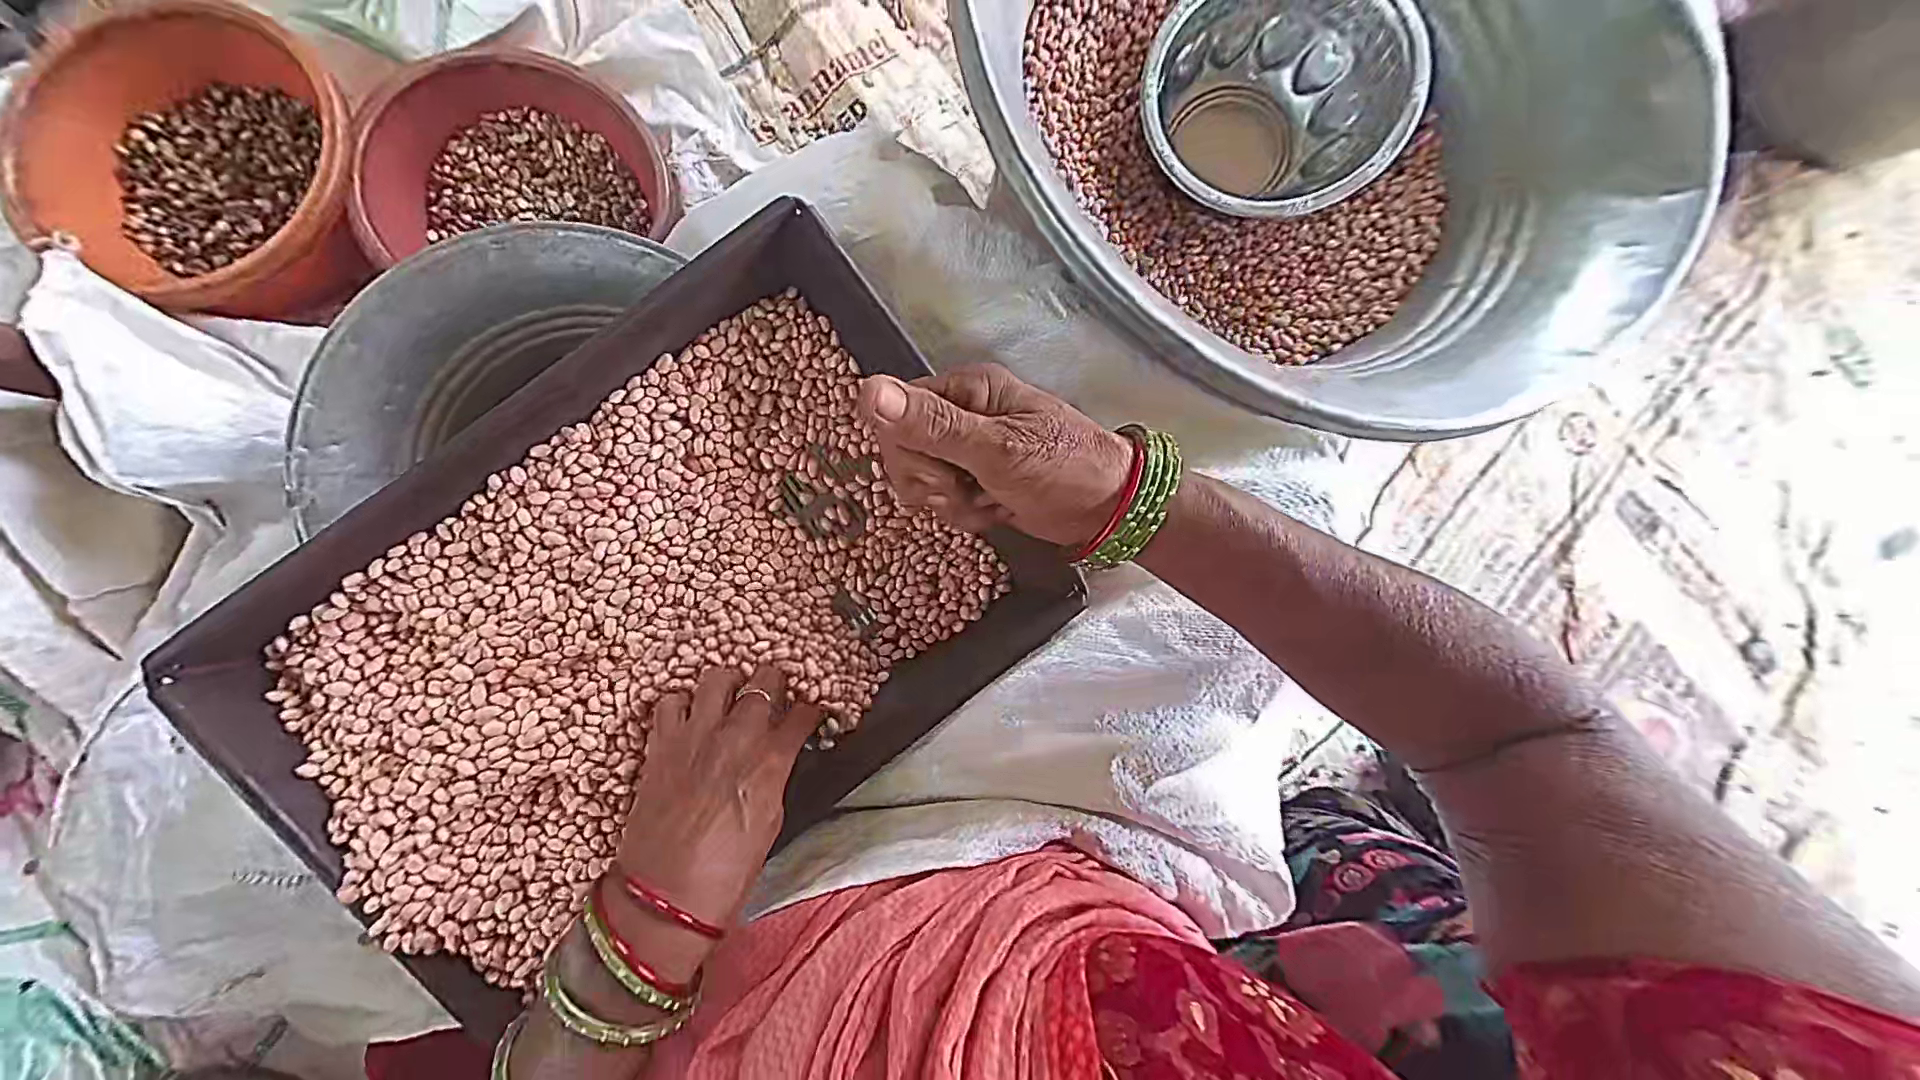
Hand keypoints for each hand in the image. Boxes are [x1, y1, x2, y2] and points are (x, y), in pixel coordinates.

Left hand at [609, 664, 819, 978]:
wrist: (665, 897)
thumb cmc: (727, 870)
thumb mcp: (771, 817)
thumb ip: (776, 772)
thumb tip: (779, 752)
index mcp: (771, 759)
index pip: (804, 710)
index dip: (811, 705)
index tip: (810, 706)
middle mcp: (736, 736)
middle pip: (766, 679)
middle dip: (776, 682)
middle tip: (774, 695)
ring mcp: (696, 735)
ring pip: (718, 676)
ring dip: (730, 683)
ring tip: (731, 697)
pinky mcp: (662, 743)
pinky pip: (671, 700)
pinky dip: (683, 702)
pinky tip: (690, 718)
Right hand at [854, 363, 1133, 547]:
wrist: (1106, 509)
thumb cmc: (1062, 468)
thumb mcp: (995, 448)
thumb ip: (932, 425)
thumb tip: (867, 391)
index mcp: (965, 390)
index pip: (898, 413)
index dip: (909, 451)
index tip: (942, 473)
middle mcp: (961, 415)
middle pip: (904, 450)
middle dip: (932, 483)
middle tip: (969, 490)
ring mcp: (967, 450)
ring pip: (921, 480)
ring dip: (949, 502)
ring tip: (987, 501)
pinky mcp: (974, 480)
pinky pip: (942, 499)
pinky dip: (963, 513)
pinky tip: (992, 510)